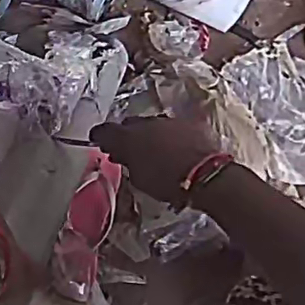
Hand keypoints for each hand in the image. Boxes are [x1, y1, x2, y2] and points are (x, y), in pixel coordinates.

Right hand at [91, 116, 223, 206]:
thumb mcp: (138, 178)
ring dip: (147, 134)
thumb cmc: (166, 182)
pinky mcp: (188, 123)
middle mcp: (145, 123)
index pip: (104, 131)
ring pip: (150, 124)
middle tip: (126, 150)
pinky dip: (168, 135)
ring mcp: (167, 121)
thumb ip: (127, 162)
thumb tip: (121, 155)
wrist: (206, 175)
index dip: (99, 136)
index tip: (98, 143)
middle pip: (128, 124)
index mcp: (127, 137)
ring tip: (152, 150)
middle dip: (125, 135)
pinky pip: (171, 127)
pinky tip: (172, 148)